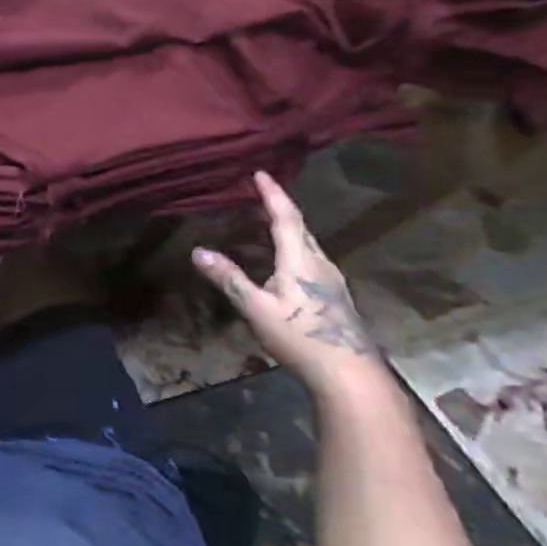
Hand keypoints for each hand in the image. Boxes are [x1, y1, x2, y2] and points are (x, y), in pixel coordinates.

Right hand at [192, 171, 384, 397]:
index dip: (273, 195)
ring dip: (284, 230)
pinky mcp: (331, 294)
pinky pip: (307, 260)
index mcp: (301, 261)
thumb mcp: (256, 308)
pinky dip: (288, 249)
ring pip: (304, 245)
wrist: (348, 371)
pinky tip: (277, 262)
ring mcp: (329, 279)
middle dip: (279, 209)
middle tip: (259, 195)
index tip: (260, 174)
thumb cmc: (300, 336)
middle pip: (299, 228)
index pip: (285, 219)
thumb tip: (198, 251)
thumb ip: (229, 278)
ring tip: (262, 225)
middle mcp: (319, 263)